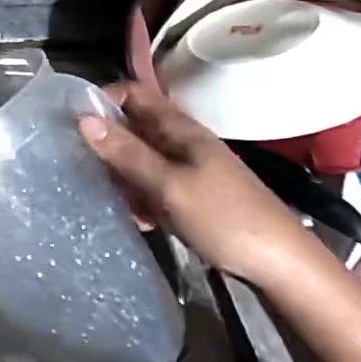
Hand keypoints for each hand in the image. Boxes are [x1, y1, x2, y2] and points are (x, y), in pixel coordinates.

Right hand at [79, 81, 337, 296]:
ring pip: (142, 159)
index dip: (105, 99)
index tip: (76, 122)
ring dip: (121, 172)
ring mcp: (190, 171)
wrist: (284, 268)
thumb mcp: (169, 185)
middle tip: (79, 161)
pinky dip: (140, 196)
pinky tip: (134, 217)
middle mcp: (183, 143)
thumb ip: (127, 152)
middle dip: (107, 140)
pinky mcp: (193, 198)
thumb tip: (83, 118)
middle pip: (135, 127)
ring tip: (102, 193)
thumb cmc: (226, 218)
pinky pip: (154, 186)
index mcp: (180, 129)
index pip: (135, 93)